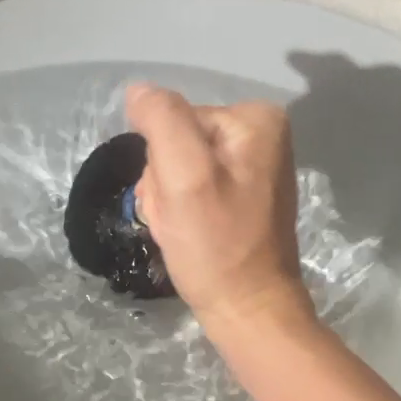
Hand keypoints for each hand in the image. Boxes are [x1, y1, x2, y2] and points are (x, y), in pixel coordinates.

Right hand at [126, 83, 312, 328]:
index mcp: (255, 119)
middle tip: (180, 218)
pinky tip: (191, 235)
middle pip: (177, 143)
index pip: (174, 121)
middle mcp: (261, 135)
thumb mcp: (184, 175)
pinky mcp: (243, 197)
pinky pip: (192, 190)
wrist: (247, 310)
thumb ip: (162, 121)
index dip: (162, 162)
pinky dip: (182, 214)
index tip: (176, 199)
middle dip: (165, 183)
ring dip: (168, 202)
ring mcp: (253, 168)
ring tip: (184, 230)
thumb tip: (139, 91)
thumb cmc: (216, 245)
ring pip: (179, 169)